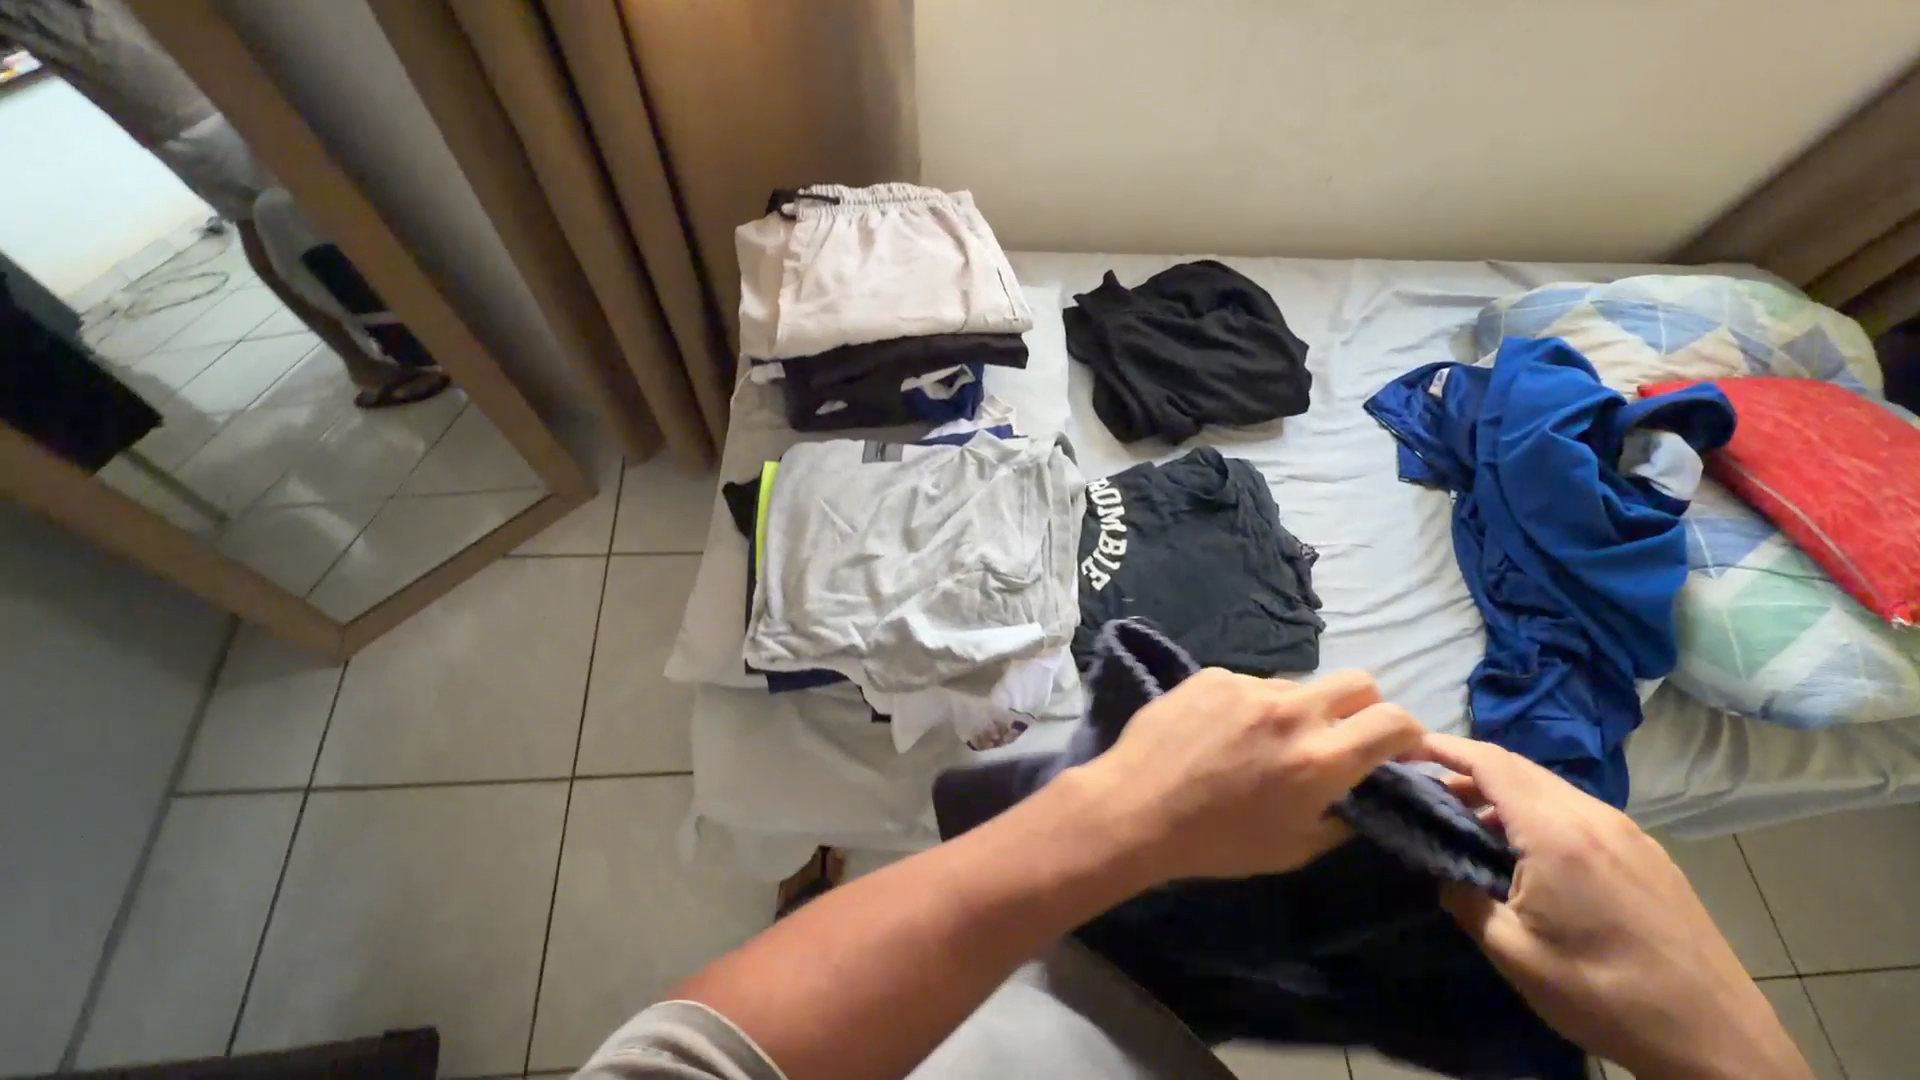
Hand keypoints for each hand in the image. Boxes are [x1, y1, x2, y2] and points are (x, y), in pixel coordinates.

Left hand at [1069, 668, 1422, 883]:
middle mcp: (1292, 711)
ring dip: (1298, 709)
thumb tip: (1362, 795)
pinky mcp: (1211, 676)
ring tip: (1261, 742)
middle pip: (1358, 682)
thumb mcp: (1295, 848)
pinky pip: (1249, 685)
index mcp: (1321, 757)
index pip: (1396, 720)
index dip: (1408, 733)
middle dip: (1362, 707)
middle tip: (1339, 735)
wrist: (1135, 808)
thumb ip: (1342, 816)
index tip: (1396, 748)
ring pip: (1297, 685)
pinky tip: (1220, 733)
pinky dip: (1250, 706)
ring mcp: (1248, 687)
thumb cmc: (1217, 842)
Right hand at [1411, 734, 1813, 1079]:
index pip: (1490, 763)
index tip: (1403, 745)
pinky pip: (1579, 812)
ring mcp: (1630, 835)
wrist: (1721, 1045)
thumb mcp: (1514, 953)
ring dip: (1504, 791)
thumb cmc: (1606, 995)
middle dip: (1467, 768)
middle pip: (1519, 768)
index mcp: (1557, 834)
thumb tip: (1444, 874)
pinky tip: (1526, 849)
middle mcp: (1595, 818)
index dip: (1443, 746)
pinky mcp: (1650, 857)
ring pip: (1551, 789)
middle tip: (1427, 787)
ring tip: (1470, 820)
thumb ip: (1464, 899)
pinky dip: (1538, 811)